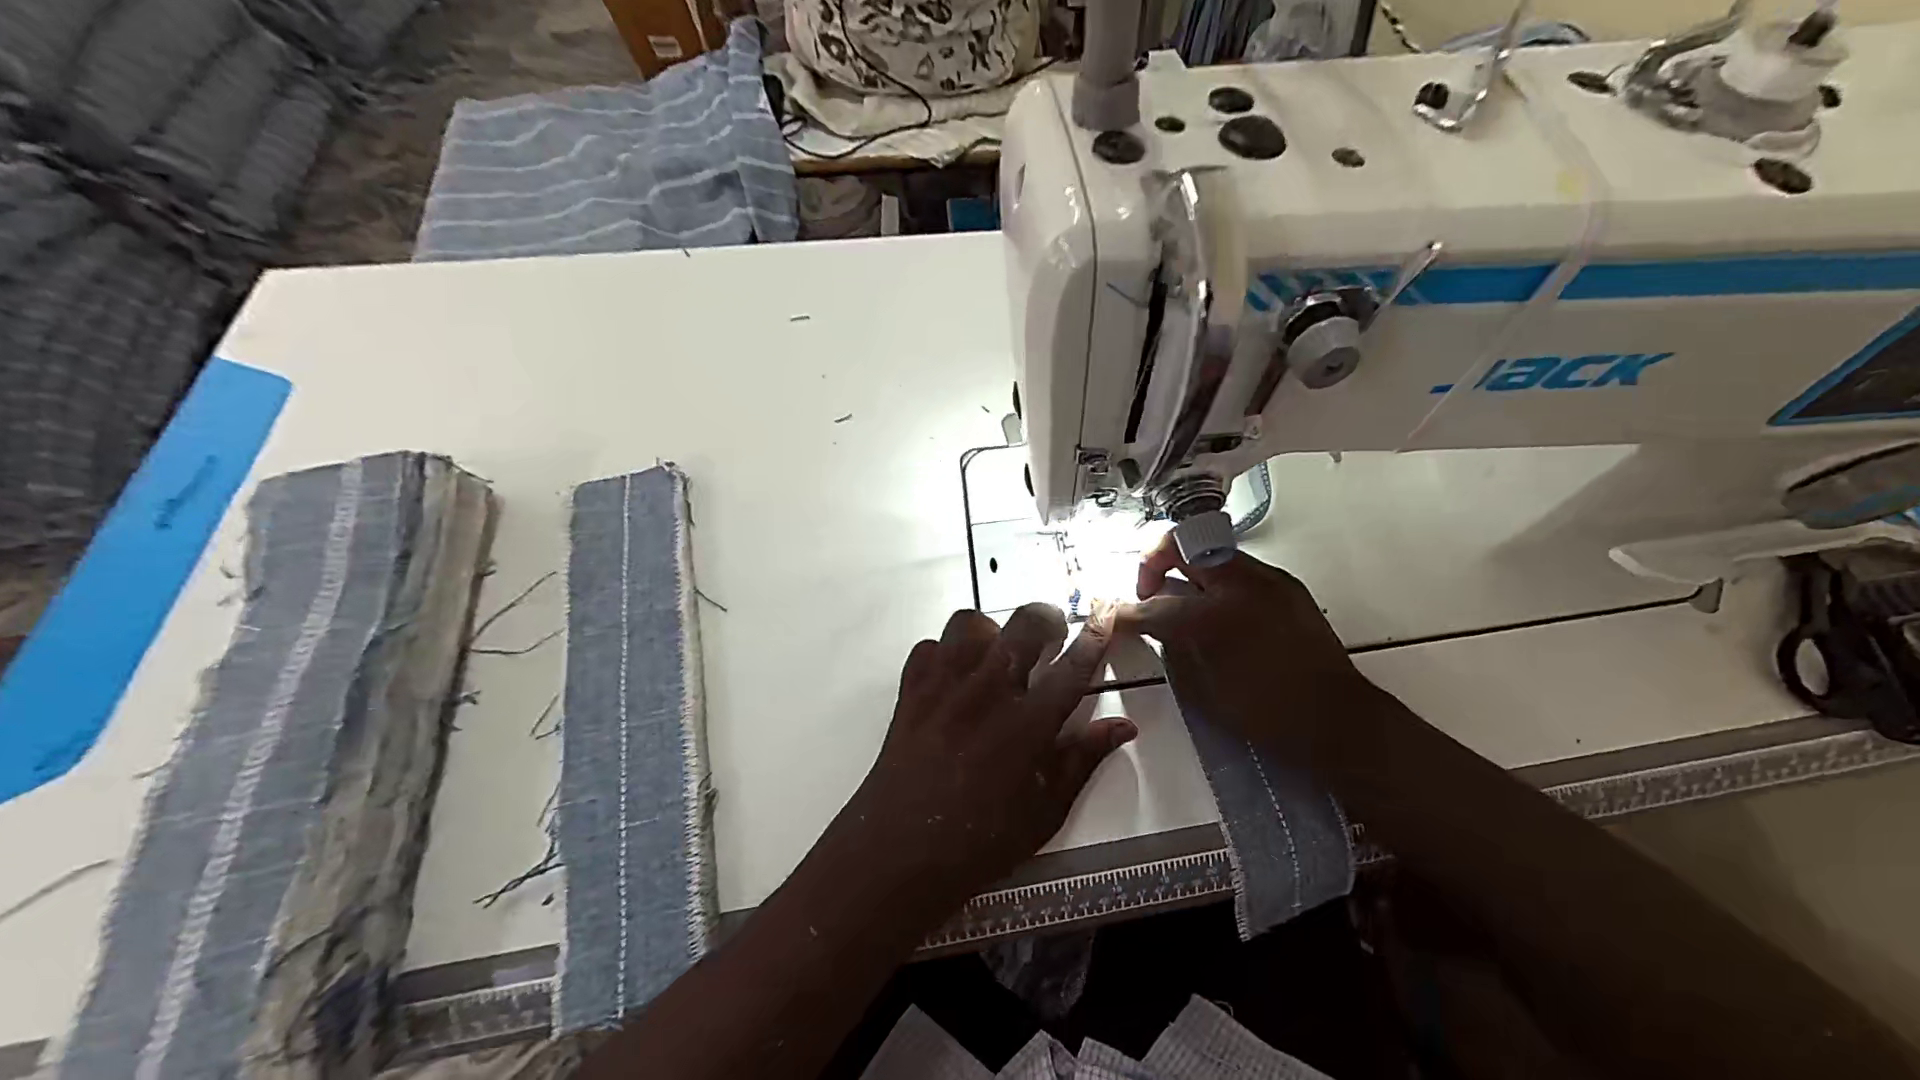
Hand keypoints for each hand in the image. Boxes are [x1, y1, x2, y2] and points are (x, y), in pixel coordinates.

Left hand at [832, 604, 1136, 910]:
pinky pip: (930, 647)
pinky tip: (953, 677)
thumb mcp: (1045, 810)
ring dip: (991, 631)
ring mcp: (944, 685)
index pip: (1072, 668)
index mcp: (1027, 724)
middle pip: (1024, 626)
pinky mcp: (910, 689)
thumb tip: (1122, 727)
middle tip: (1051, 636)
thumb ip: (1082, 759)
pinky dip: (945, 653)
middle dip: (1047, 619)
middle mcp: (987, 691)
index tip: (1105, 616)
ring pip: (970, 623)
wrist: (899, 849)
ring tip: (997, 654)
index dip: (1094, 638)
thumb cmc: (979, 841)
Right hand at [1114, 533, 1377, 754]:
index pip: (1155, 605)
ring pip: (1210, 551)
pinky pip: (1238, 568)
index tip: (1118, 616)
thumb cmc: (1268, 715)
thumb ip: (1173, 647)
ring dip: (1186, 568)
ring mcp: (1267, 580)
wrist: (1337, 720)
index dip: (1129, 612)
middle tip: (1147, 591)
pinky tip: (1215, 609)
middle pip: (1181, 545)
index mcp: (1213, 618)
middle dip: (1153, 562)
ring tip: (1180, 600)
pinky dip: (1216, 580)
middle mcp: (1240, 585)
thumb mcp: (1204, 689)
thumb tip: (1155, 627)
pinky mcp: (1286, 587)